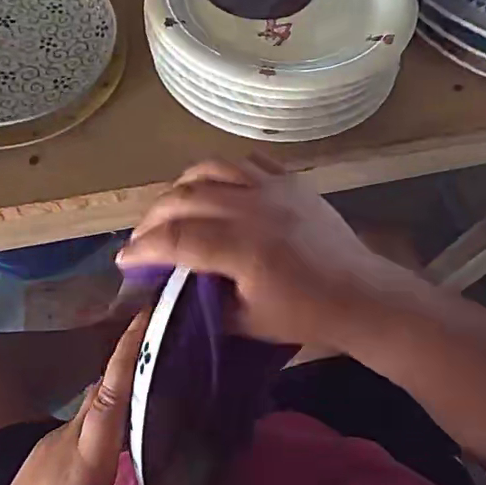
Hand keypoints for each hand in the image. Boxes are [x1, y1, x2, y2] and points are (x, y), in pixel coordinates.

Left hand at [0, 312, 181, 484]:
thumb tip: (184, 476)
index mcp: (83, 465)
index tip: (148, 319)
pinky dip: (116, 402)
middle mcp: (65, 440)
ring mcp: (53, 439)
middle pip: (105, 388)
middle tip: (176, 331)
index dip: (127, 357)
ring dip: (128, 378)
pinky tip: (140, 411)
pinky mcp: (49, 445)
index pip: (108, 398)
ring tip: (168, 367)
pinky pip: (89, 415)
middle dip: (136, 353)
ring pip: (97, 400)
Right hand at [115, 158, 423, 350]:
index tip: (123, 261)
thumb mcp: (247, 322)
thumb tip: (171, 287)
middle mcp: (253, 208)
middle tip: (141, 239)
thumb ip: (204, 301)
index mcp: (242, 247)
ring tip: (170, 208)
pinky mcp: (290, 180)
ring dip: (179, 187)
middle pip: (183, 196)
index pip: (175, 237)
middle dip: (151, 217)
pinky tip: (212, 190)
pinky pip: (243, 161)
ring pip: (208, 168)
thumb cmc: (305, 316)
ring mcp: (272, 188)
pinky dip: (219, 172)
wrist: (362, 295)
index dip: (142, 248)